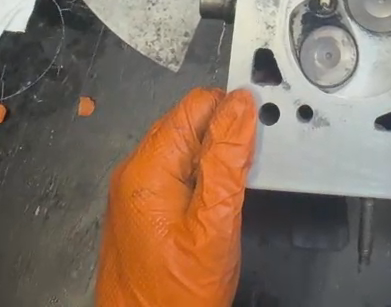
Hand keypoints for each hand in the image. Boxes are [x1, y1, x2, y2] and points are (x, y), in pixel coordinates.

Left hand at [95, 87, 256, 306]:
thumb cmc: (179, 293)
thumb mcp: (215, 223)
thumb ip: (228, 158)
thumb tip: (242, 102)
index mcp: (148, 166)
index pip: (197, 104)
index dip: (232, 114)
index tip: (255, 143)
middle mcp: (135, 170)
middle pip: (189, 122)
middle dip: (223, 137)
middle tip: (244, 177)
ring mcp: (135, 191)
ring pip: (185, 147)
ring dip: (213, 160)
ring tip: (227, 199)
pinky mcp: (140, 210)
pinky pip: (176, 172)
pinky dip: (200, 180)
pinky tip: (211, 211)